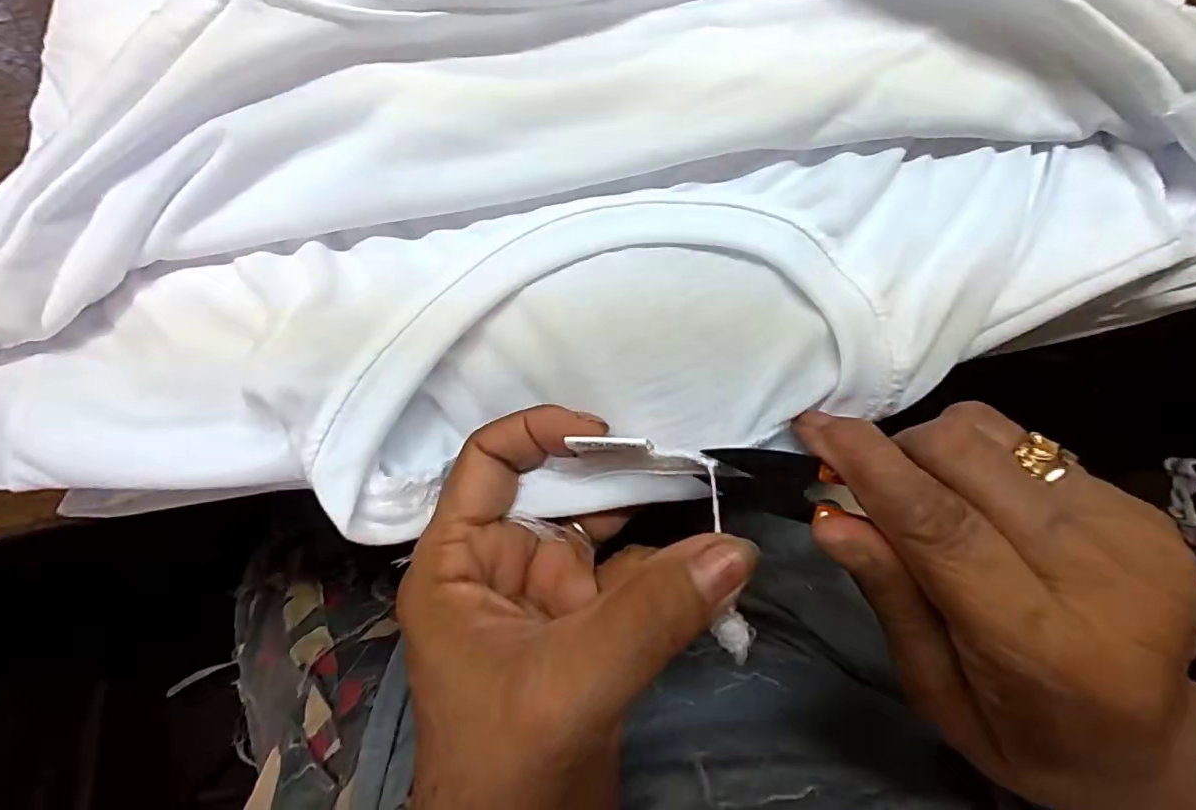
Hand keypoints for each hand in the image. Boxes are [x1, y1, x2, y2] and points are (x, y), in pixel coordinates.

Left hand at [397, 406, 758, 809]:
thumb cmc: (507, 764)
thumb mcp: (573, 680)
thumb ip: (653, 611)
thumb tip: (735, 549)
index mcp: (460, 561)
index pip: (488, 462)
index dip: (539, 431)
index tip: (604, 436)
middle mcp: (501, 564)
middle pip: (556, 489)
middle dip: (614, 474)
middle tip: (678, 461)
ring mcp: (547, 593)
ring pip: (601, 530)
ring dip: (651, 516)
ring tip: (704, 496)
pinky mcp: (585, 623)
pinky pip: (631, 576)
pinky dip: (670, 567)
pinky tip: (711, 562)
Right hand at [795, 404, 1195, 809]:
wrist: (1157, 747)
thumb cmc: (1028, 737)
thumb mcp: (937, 690)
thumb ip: (889, 594)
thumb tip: (829, 518)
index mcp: (1044, 646)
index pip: (941, 525)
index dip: (871, 465)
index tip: (814, 428)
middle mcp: (1099, 574)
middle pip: (962, 455)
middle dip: (896, 449)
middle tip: (869, 477)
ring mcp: (1131, 529)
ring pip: (990, 432)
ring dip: (935, 446)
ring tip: (930, 490)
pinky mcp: (1143, 504)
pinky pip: (1027, 439)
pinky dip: (980, 454)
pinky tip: (985, 498)